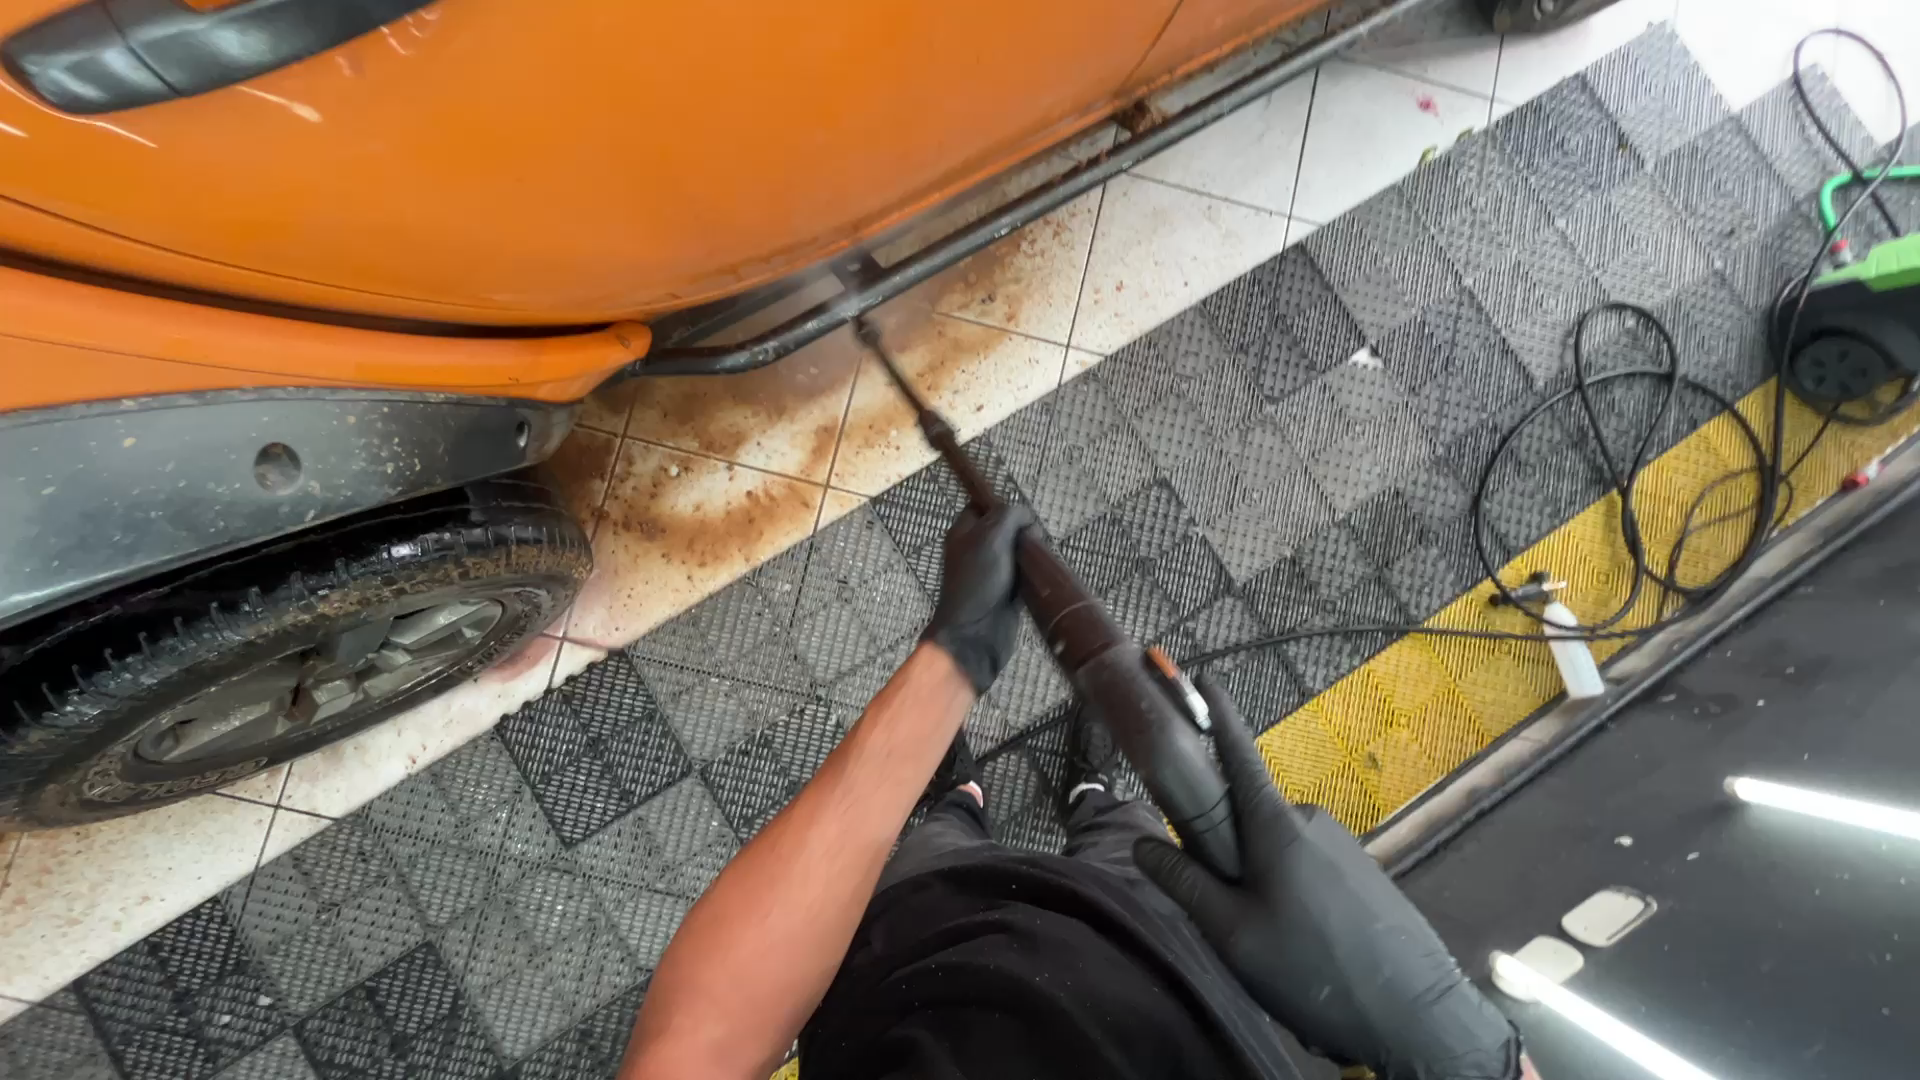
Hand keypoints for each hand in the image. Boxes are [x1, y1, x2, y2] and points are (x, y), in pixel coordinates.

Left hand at [920, 503, 1034, 695]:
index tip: (1022, 514)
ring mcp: (991, 571)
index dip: (1002, 505)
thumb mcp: (991, 536)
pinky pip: (1024, 573)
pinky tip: (1043, 573)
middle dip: (1023, 530)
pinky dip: (1034, 572)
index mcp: (963, 532)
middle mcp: (975, 549)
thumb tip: (1027, 517)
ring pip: (1017, 550)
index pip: (982, 506)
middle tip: (1033, 538)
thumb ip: (1010, 516)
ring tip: (1039, 557)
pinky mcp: (1006, 590)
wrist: (977, 632)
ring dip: (1031, 552)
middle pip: (1005, 528)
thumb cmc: (978, 580)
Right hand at [1134, 675, 1520, 1079]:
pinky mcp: (1363, 871)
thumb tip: (1140, 844)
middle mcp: (1309, 819)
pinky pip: (1307, 863)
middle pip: (1248, 813)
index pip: (1238, 753)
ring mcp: (1341, 844)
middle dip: (1228, 846)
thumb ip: (1184, 883)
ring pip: (1277, 845)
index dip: (1219, 712)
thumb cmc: (1313, 969)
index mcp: (1275, 824)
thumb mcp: (1232, 934)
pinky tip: (1307, 939)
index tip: (1204, 675)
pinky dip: (1293, 888)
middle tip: (1229, 908)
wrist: (1420, 1020)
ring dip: (1262, 875)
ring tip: (1274, 937)